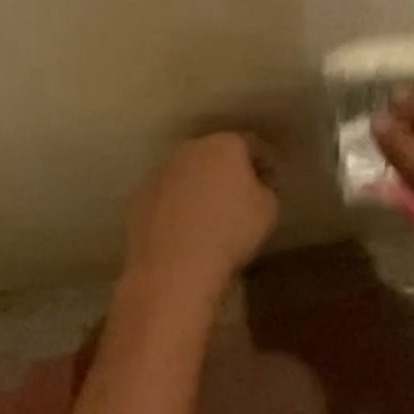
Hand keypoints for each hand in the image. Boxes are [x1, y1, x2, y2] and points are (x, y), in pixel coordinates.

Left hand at [124, 132, 277, 293]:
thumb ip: (265, 189)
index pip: (253, 144)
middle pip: (216, 154)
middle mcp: (190, 149)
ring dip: (200, 186)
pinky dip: (177, 206)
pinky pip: (167, 195)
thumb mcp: (268, 210)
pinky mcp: (139, 196)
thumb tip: (256, 187)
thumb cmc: (229, 233)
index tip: (274, 180)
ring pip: (188, 173)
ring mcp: (160, 172)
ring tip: (210, 214)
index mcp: (225, 145)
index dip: (267, 161)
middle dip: (230, 170)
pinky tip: (184, 229)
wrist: (172, 269)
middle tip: (242, 194)